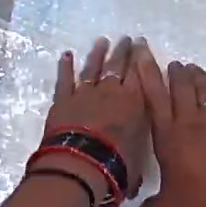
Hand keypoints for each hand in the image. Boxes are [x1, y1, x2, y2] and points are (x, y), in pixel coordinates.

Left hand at [36, 36, 153, 204]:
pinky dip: (65, 67)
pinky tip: (67, 55)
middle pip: (118, 66)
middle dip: (123, 51)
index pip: (141, 75)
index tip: (142, 45)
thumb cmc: (116, 165)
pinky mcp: (63, 100)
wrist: (81, 164)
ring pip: (93, 68)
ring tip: (102, 41)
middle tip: (126, 39)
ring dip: (98, 54)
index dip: (142, 59)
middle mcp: (111, 93)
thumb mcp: (138, 159)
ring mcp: (85, 94)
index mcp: (135, 104)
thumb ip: (137, 152)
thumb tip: (136, 167)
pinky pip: (65, 80)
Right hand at [131, 45, 205, 206]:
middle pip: (180, 86)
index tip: (142, 54)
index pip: (153, 96)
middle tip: (173, 64)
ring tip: (193, 70)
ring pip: (204, 89)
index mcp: (167, 136)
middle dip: (175, 71)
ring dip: (197, 77)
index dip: (146, 72)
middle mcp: (189, 122)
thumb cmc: (196, 202)